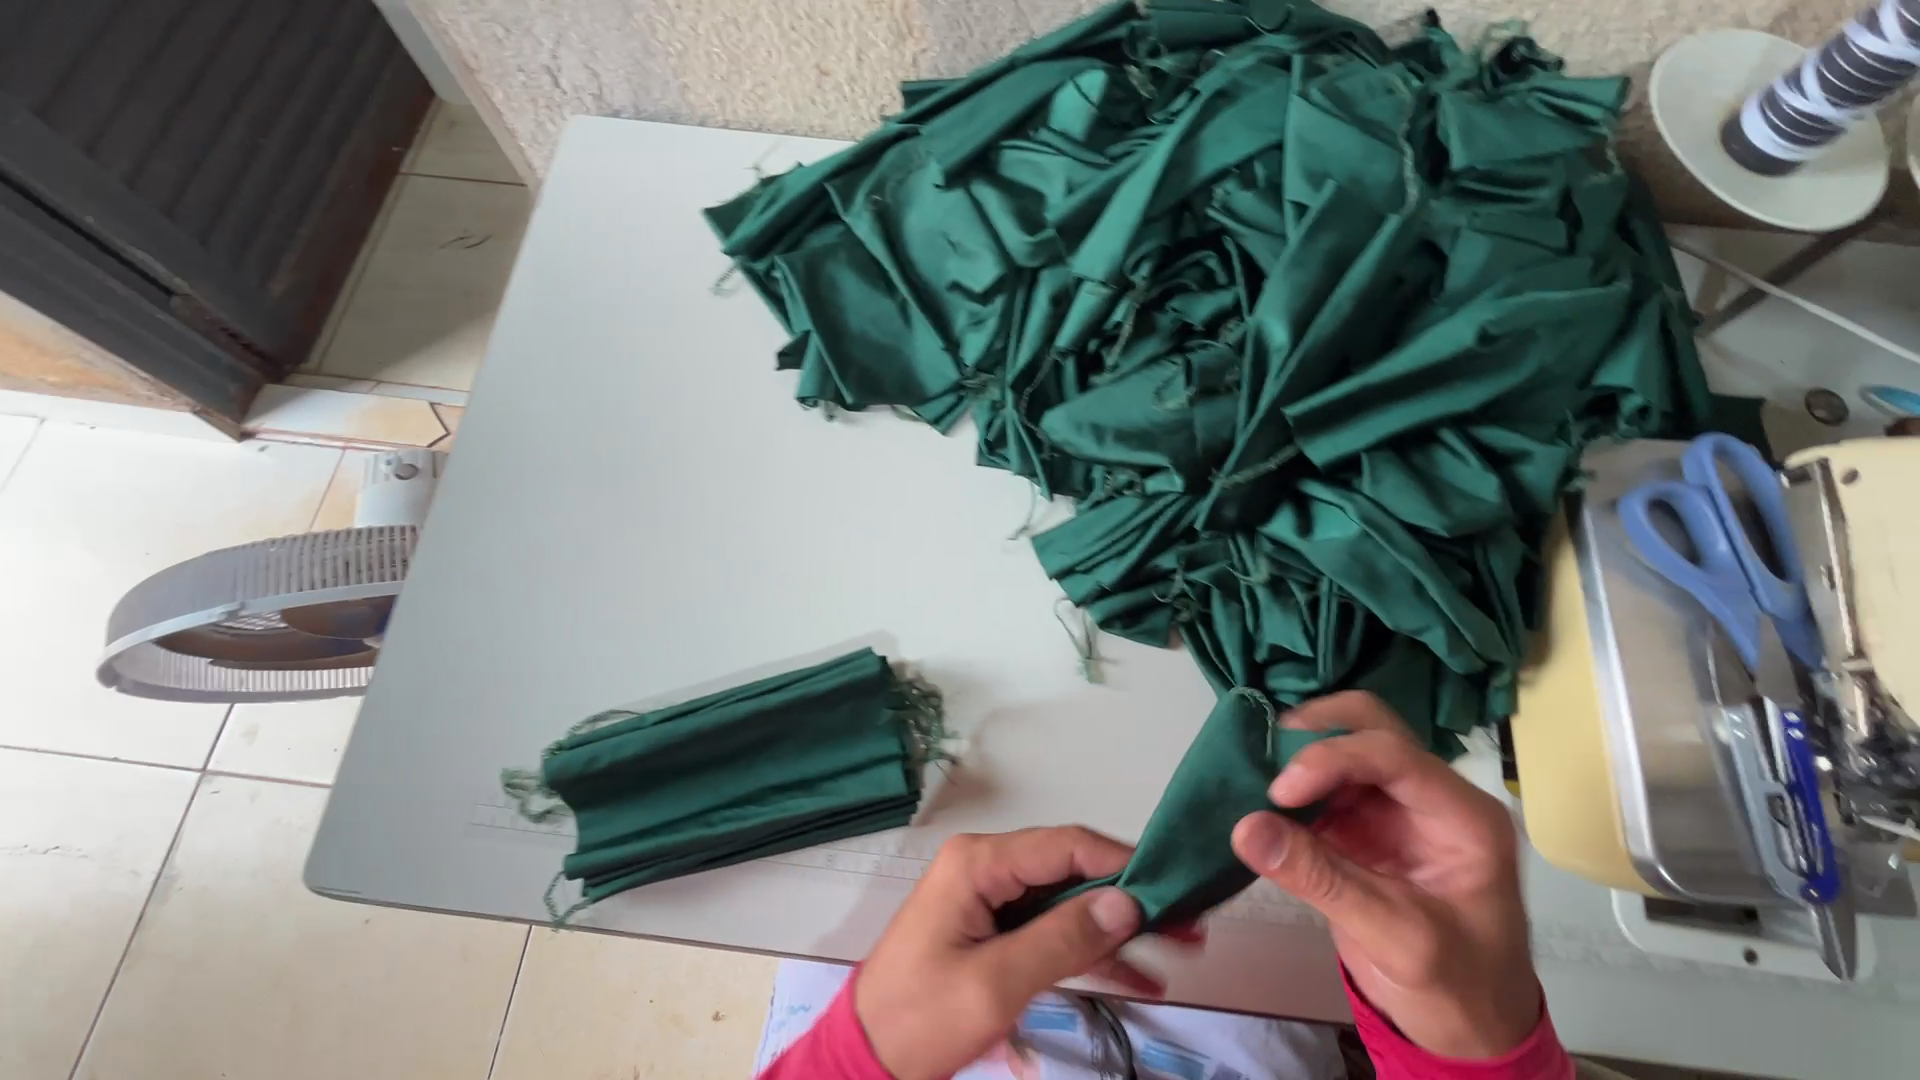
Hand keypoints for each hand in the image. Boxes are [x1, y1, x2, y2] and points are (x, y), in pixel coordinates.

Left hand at [854, 827, 1168, 1079]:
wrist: (866, 1058)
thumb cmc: (921, 1017)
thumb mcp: (994, 983)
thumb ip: (1061, 940)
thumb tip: (1127, 903)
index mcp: (979, 863)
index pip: (1065, 846)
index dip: (1122, 862)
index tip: (1175, 888)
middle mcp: (988, 868)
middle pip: (1072, 872)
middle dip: (1129, 899)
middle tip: (1190, 926)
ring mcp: (991, 900)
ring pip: (1068, 903)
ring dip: (1118, 929)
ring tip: (1181, 951)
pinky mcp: (995, 931)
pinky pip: (1051, 932)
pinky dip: (1090, 952)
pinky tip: (1138, 976)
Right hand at [1230, 692, 1539, 1059]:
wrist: (1465, 1030)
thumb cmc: (1454, 987)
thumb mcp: (1395, 939)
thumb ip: (1322, 880)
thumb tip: (1244, 828)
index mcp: (1461, 815)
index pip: (1392, 753)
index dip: (1329, 759)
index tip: (1279, 793)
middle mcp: (1429, 794)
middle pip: (1369, 724)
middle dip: (1312, 732)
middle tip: (1262, 758)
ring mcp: (1393, 805)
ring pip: (1340, 743)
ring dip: (1294, 754)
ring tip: (1252, 777)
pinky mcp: (1361, 822)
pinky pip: (1320, 782)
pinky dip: (1287, 783)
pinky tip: (1257, 799)